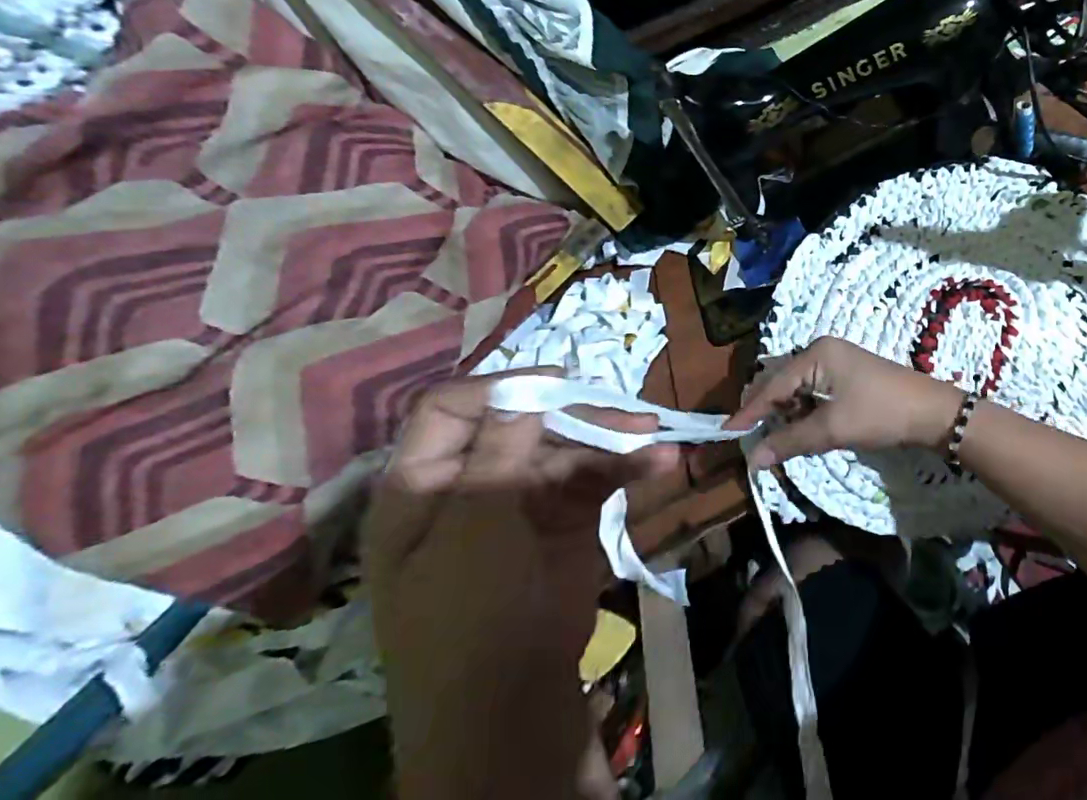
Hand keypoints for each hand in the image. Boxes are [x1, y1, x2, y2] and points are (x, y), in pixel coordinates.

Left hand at [365, 368, 679, 799]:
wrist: (511, 700)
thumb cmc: (470, 613)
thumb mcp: (474, 528)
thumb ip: (499, 452)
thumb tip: (523, 389)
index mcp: (425, 482)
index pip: (451, 408)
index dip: (500, 388)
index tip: (556, 386)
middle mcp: (474, 479)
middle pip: (524, 422)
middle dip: (576, 413)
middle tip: (626, 412)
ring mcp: (525, 498)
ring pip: (570, 447)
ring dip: (614, 438)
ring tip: (656, 433)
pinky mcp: (569, 516)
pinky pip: (599, 477)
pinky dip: (629, 467)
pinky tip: (661, 463)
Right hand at [724, 337, 964, 468]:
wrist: (933, 413)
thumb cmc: (881, 413)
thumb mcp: (832, 429)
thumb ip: (790, 441)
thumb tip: (752, 460)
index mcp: (817, 353)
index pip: (772, 384)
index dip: (749, 412)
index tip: (726, 434)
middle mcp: (822, 351)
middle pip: (781, 382)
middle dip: (766, 412)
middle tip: (749, 441)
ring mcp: (836, 362)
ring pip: (797, 390)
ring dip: (785, 415)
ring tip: (773, 441)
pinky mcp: (847, 377)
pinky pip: (813, 393)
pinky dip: (803, 412)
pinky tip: (799, 431)